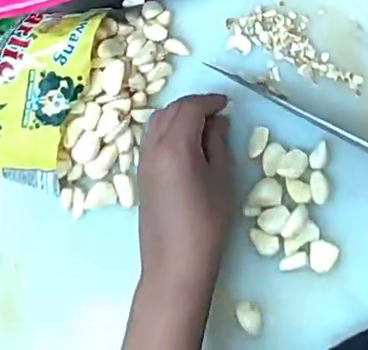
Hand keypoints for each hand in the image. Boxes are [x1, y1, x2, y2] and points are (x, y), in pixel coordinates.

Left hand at [136, 93, 232, 292]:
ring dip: (179, 113)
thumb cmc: (205, 224)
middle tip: (217, 111)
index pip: (190, 107)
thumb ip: (218, 142)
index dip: (209, 101)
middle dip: (194, 104)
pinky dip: (168, 127)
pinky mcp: (141, 172)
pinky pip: (152, 135)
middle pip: (172, 109)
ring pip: (159, 120)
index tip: (226, 103)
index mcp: (175, 144)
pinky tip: (184, 141)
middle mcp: (154, 145)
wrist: (174, 266)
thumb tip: (217, 120)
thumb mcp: (221, 179)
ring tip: (201, 123)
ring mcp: (144, 158)